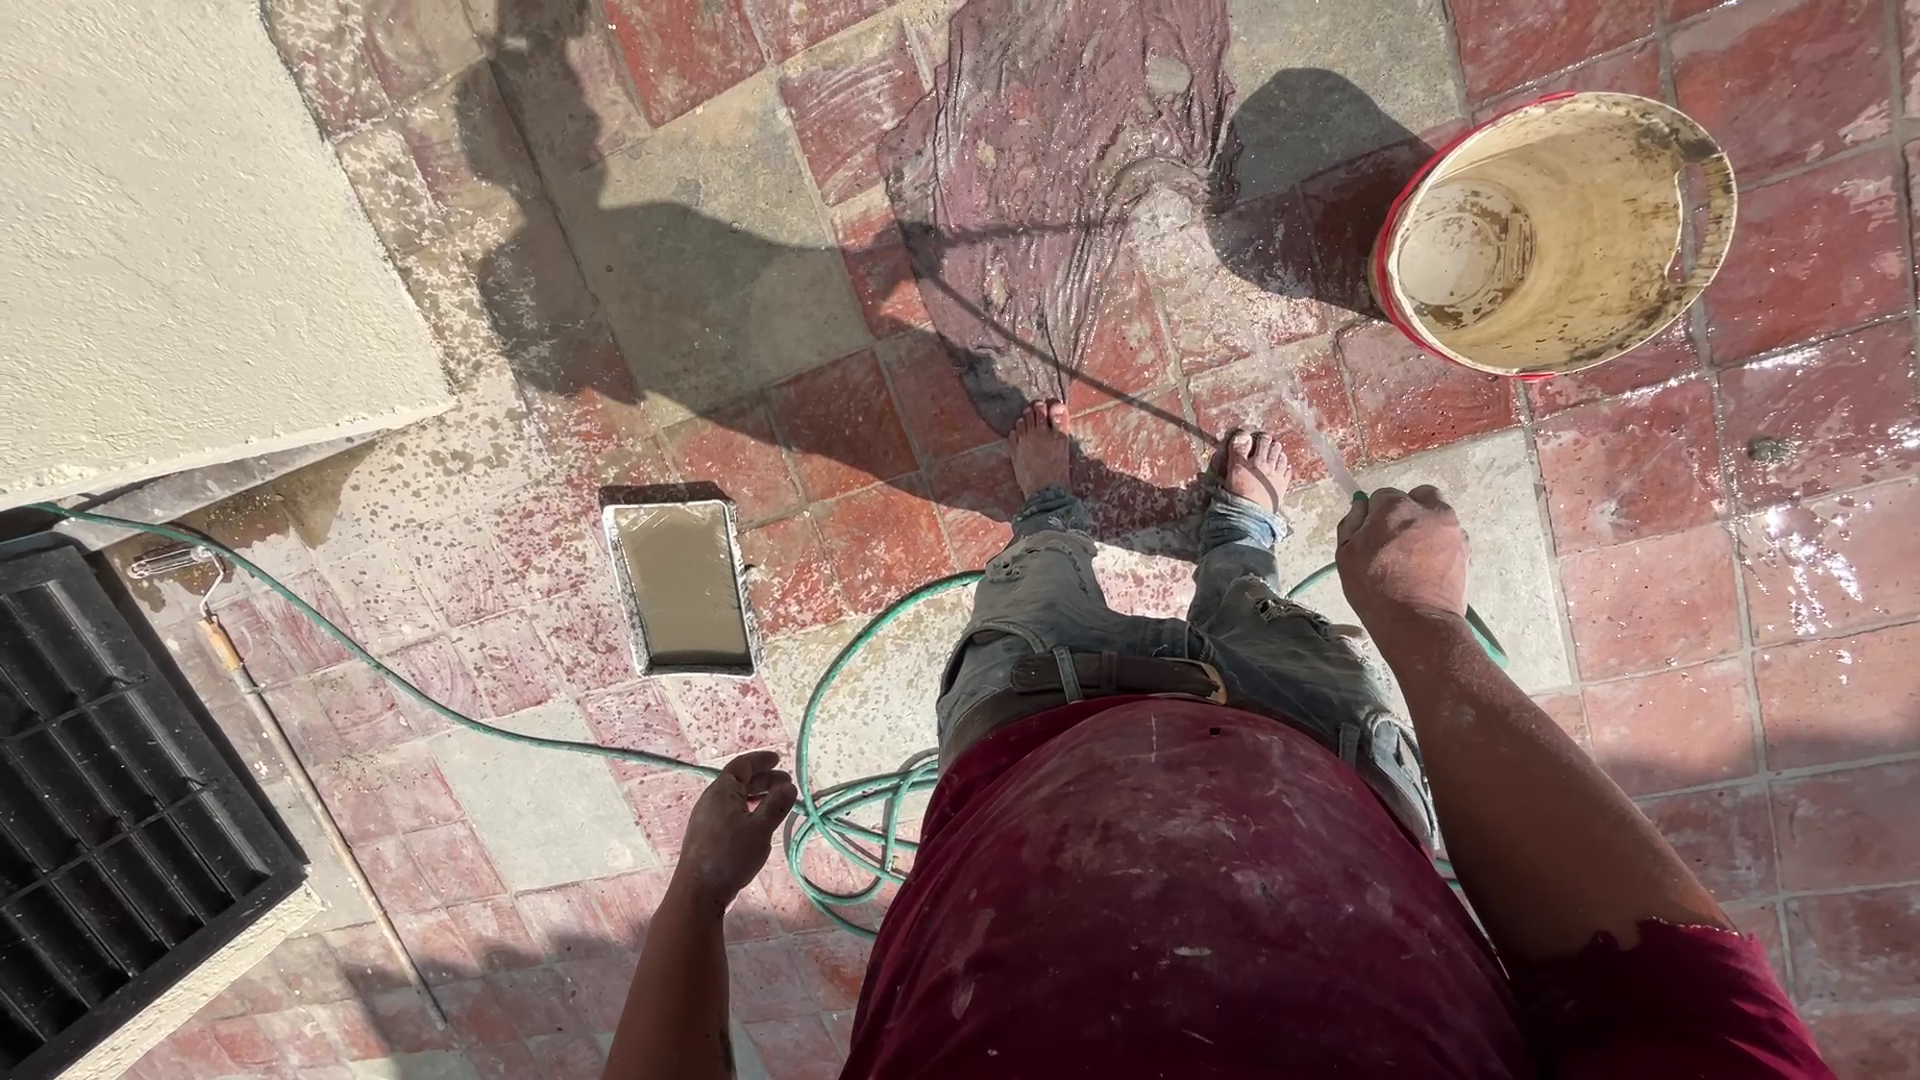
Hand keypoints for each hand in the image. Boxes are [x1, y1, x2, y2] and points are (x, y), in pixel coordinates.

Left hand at [674, 751, 798, 904]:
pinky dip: (748, 810)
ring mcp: (706, 819)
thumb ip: (777, 805)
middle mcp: (711, 800)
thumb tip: (789, 787)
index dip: (760, 760)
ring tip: (778, 803)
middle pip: (739, 781)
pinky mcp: (706, 836)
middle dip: (764, 780)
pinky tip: (759, 823)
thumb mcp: (760, 829)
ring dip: (757, 796)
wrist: (697, 893)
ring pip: (735, 799)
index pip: (742, 765)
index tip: (778, 759)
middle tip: (787, 785)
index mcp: (722, 791)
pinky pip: (730, 812)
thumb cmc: (730, 855)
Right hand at [1336, 486, 1468, 634]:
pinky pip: (1449, 536)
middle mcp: (1429, 511)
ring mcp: (1453, 530)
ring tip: (1411, 555)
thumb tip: (1361, 506)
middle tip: (1394, 535)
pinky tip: (1425, 566)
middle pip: (1419, 496)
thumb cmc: (1373, 587)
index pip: (1382, 495)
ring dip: (1424, 526)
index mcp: (1395, 507)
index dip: (1373, 513)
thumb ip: (1352, 523)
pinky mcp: (1466, 550)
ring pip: (1437, 515)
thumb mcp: (1345, 554)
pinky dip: (1438, 544)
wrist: (1416, 620)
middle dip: (1407, 508)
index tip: (1370, 532)